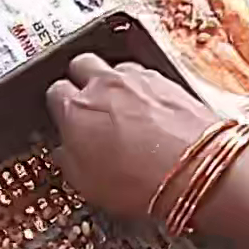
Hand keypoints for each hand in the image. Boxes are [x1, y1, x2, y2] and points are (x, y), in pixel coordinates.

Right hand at [43, 54, 246, 219]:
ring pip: (113, 67)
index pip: (54, 93)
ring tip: (120, 111)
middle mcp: (102, 85)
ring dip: (112, 84)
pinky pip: (144, 76)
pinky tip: (147, 113)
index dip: (58, 107)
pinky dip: (140, 89)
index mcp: (74, 109)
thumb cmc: (138, 181)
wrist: (194, 170)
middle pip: (80, 64)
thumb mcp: (85, 184)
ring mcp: (136, 78)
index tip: (64, 120)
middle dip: (80, 81)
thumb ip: (68, 159)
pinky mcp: (167, 79)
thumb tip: (65, 151)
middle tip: (87, 106)